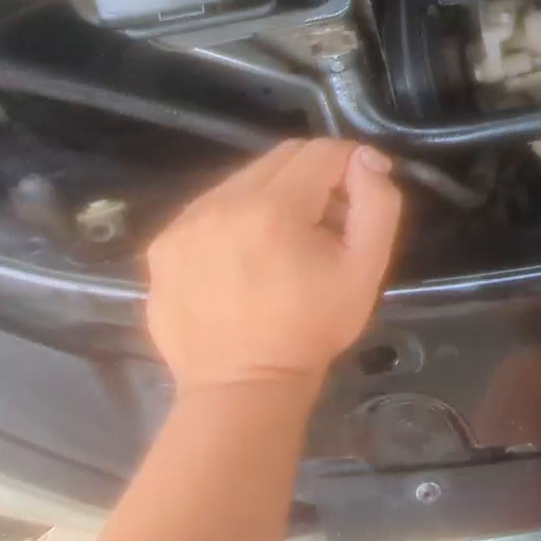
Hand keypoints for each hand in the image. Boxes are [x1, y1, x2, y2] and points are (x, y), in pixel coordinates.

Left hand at [145, 140, 402, 395]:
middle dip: (315, 175)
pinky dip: (240, 213)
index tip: (362, 193)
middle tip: (329, 218)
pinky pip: (214, 203)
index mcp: (274, 209)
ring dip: (277, 192)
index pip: (323, 151)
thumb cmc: (314, 326)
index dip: (352, 164)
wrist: (241, 389)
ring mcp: (185, 224)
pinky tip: (250, 252)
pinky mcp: (163, 245)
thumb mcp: (368, 266)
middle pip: (283, 156)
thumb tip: (366, 160)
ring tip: (288, 238)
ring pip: (247, 176)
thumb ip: (377, 201)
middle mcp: (221, 204)